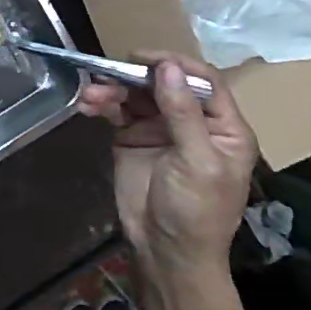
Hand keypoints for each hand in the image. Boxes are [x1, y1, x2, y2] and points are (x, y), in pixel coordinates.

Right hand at [75, 52, 257, 281]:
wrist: (165, 250)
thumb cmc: (196, 211)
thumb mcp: (197, 162)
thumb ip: (183, 113)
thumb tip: (168, 67)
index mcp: (223, 127)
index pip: (203, 81)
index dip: (175, 64)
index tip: (143, 58)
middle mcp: (192, 121)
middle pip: (164, 82)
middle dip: (135, 76)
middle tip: (108, 73)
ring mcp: (160, 127)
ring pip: (136, 93)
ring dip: (112, 88)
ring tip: (91, 95)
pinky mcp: (131, 136)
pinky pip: (116, 109)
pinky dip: (100, 103)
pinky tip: (87, 105)